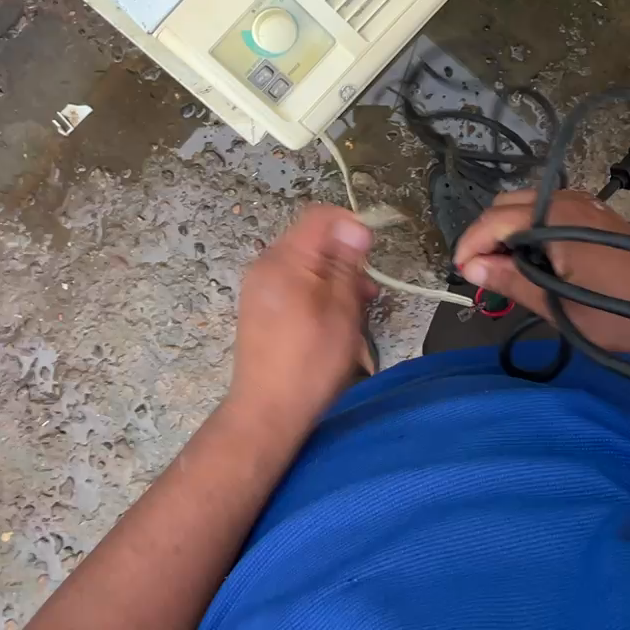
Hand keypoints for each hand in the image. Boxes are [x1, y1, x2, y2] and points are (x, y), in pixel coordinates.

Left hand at [229, 206, 377, 428]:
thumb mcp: (340, 311)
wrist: (265, 414)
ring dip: (334, 277)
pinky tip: (331, 319)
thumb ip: (347, 264)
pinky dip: (316, 291)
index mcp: (284, 260)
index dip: (350, 225)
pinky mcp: (258, 305)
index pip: (320, 216)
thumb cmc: (309, 365)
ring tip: (355, 310)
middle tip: (368, 290)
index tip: (371, 252)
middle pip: (313, 239)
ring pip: (305, 263)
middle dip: (345, 257)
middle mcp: (266, 264)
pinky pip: (292, 282)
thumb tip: (356, 225)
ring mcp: (258, 285)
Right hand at [454, 190, 629, 367]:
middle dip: (487, 236)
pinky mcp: (596, 217)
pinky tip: (536, 263)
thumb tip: (469, 267)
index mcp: (554, 216)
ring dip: (509, 234)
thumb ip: (508, 281)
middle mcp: (566, 199)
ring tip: (506, 272)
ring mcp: (584, 206)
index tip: (460, 274)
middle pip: (507, 206)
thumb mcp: (556, 304)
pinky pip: (548, 214)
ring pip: (527, 208)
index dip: (470, 245)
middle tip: (482, 274)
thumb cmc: (618, 314)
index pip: (494, 220)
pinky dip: (532, 233)